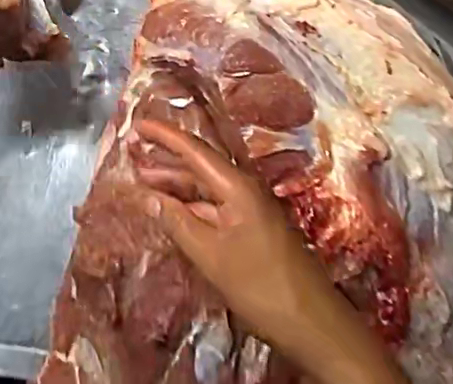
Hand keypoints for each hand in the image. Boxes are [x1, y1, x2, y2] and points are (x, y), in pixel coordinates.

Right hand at [132, 120, 404, 383]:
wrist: (319, 329)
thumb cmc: (263, 287)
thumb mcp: (211, 255)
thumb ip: (177, 222)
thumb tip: (148, 197)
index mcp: (237, 186)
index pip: (193, 150)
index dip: (163, 135)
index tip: (137, 123)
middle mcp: (245, 189)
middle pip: (199, 165)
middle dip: (165, 158)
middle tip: (133, 151)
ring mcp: (252, 210)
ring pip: (206, 187)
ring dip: (175, 183)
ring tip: (143, 179)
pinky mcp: (254, 229)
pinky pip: (215, 206)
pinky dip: (191, 205)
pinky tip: (172, 211)